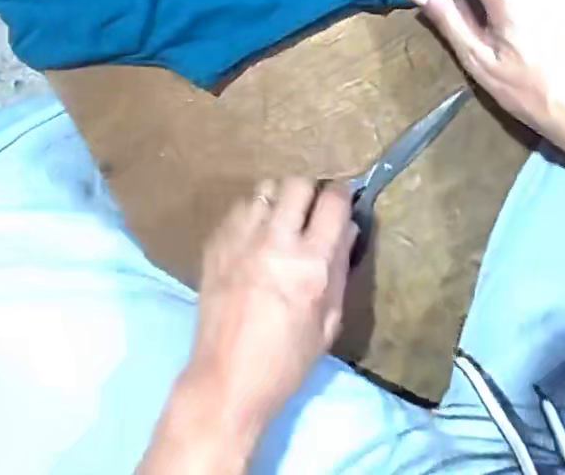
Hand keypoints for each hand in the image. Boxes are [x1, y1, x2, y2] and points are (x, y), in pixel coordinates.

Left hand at [181, 177, 354, 436]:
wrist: (226, 381)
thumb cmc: (286, 360)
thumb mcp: (329, 321)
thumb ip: (341, 267)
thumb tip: (348, 227)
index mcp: (310, 263)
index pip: (334, 201)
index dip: (342, 195)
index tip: (342, 201)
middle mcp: (276, 241)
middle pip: (298, 183)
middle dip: (310, 192)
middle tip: (310, 211)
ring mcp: (242, 239)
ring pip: (266, 188)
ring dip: (279, 200)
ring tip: (280, 221)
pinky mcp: (216, 243)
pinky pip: (240, 207)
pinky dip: (253, 215)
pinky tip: (254, 237)